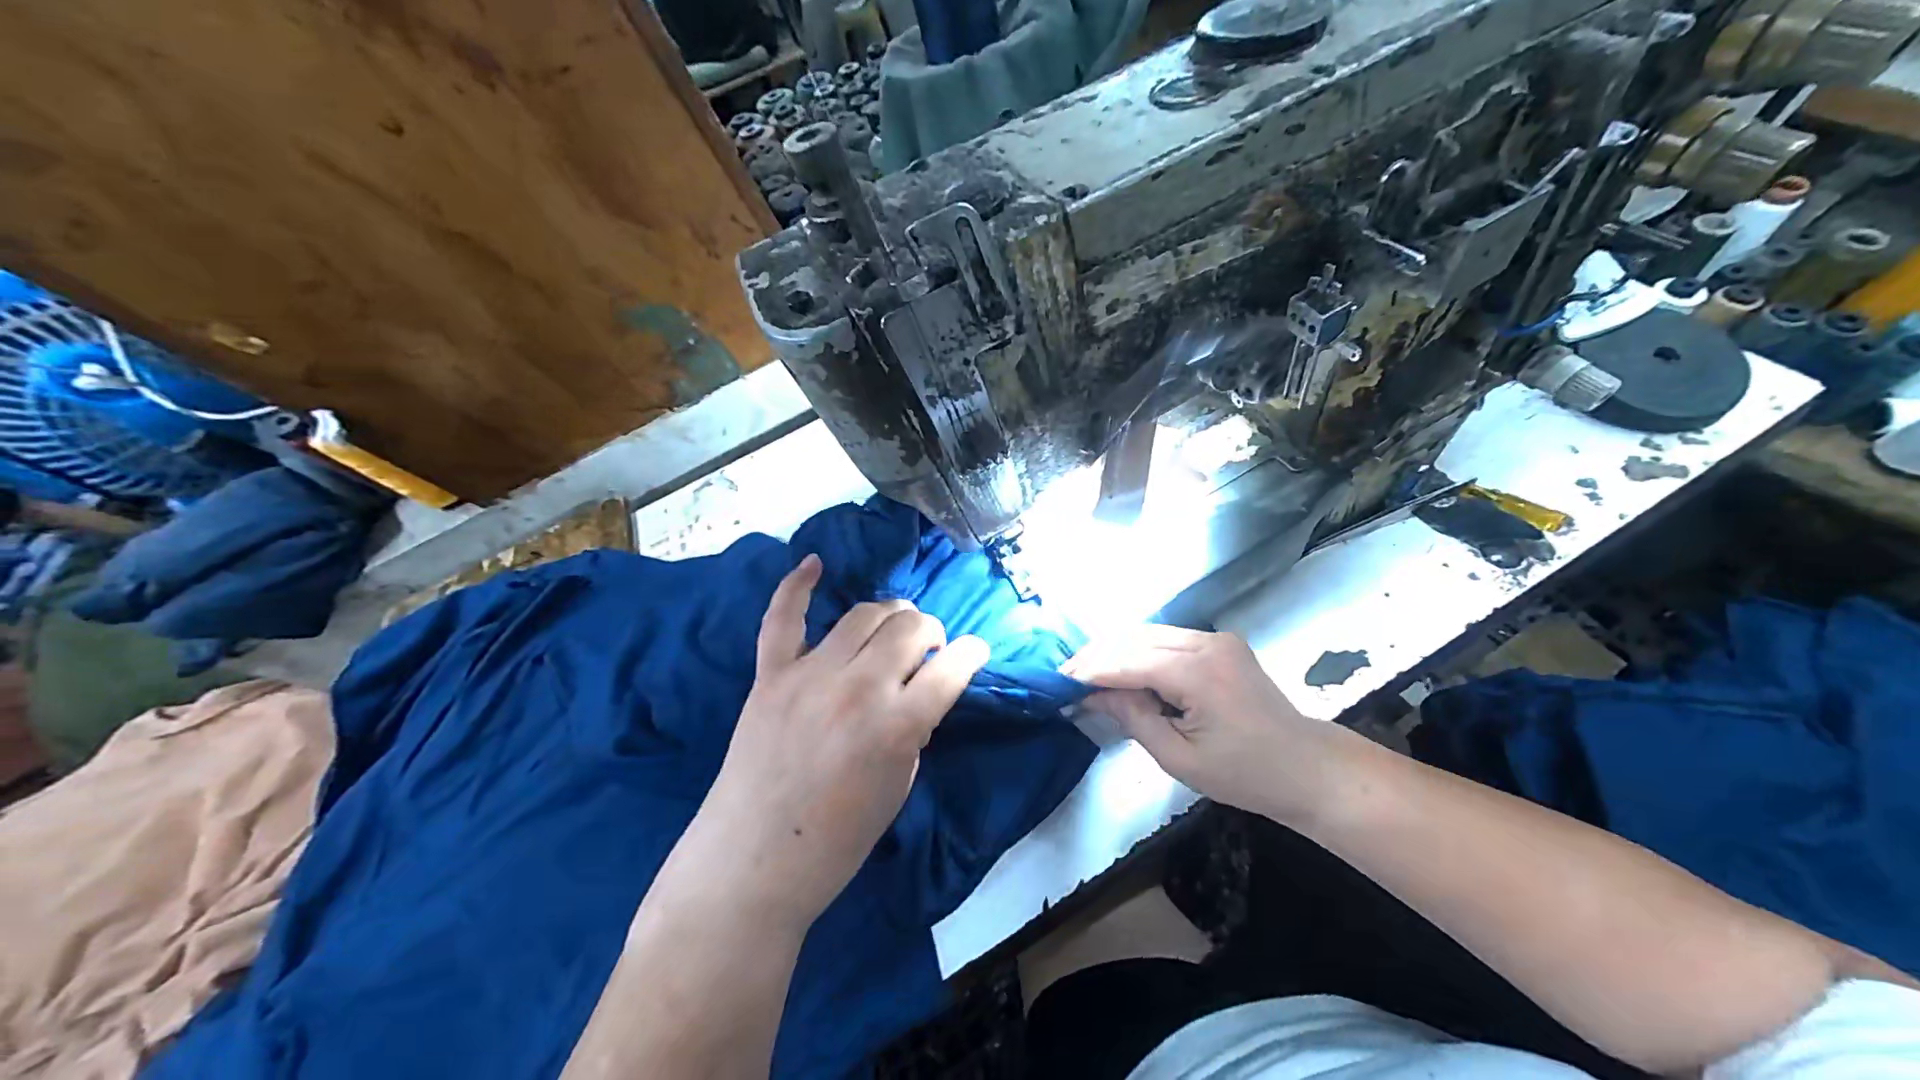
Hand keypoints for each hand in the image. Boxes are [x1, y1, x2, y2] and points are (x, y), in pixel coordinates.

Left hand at [683, 555, 990, 929]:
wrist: (753, 862)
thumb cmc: (835, 843)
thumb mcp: (896, 788)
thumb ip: (910, 731)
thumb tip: (914, 695)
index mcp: (897, 726)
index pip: (952, 669)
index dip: (973, 654)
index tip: (976, 652)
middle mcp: (858, 688)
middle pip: (910, 629)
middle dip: (932, 632)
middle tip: (931, 648)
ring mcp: (809, 675)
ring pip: (863, 615)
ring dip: (891, 613)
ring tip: (896, 624)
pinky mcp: (770, 675)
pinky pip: (782, 618)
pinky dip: (797, 586)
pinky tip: (814, 563)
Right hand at [1062, 626, 1348, 823]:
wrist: (1306, 767)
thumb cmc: (1244, 774)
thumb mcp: (1179, 757)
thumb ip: (1132, 718)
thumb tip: (1092, 694)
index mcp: (1199, 673)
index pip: (1129, 662)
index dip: (1091, 671)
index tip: (1059, 682)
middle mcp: (1207, 643)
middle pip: (1135, 638)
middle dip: (1098, 656)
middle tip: (1066, 677)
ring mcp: (1216, 639)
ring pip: (1148, 633)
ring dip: (1115, 651)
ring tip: (1087, 673)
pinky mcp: (1220, 643)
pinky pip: (1167, 639)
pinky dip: (1138, 651)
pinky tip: (1122, 669)